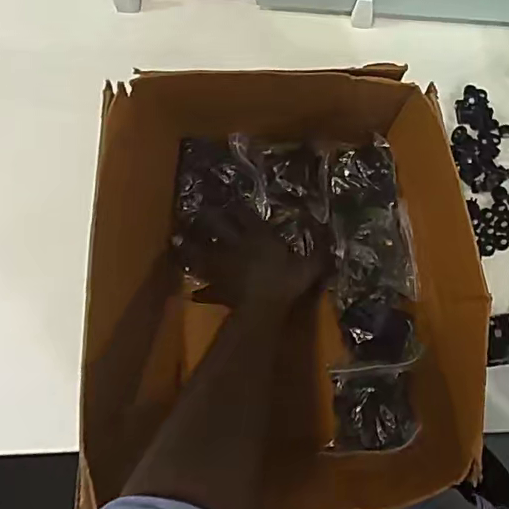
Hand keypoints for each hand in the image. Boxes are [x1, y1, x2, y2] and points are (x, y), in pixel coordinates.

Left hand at [185, 211, 327, 314]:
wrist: (263, 308)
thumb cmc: (287, 282)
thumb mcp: (311, 266)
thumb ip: (320, 252)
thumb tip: (333, 237)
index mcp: (259, 236)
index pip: (245, 215)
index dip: (236, 207)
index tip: (229, 200)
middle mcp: (237, 246)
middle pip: (217, 227)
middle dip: (206, 218)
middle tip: (196, 210)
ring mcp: (223, 266)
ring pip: (202, 251)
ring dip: (189, 246)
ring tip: (176, 239)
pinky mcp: (217, 288)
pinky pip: (205, 289)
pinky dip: (199, 291)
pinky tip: (192, 292)